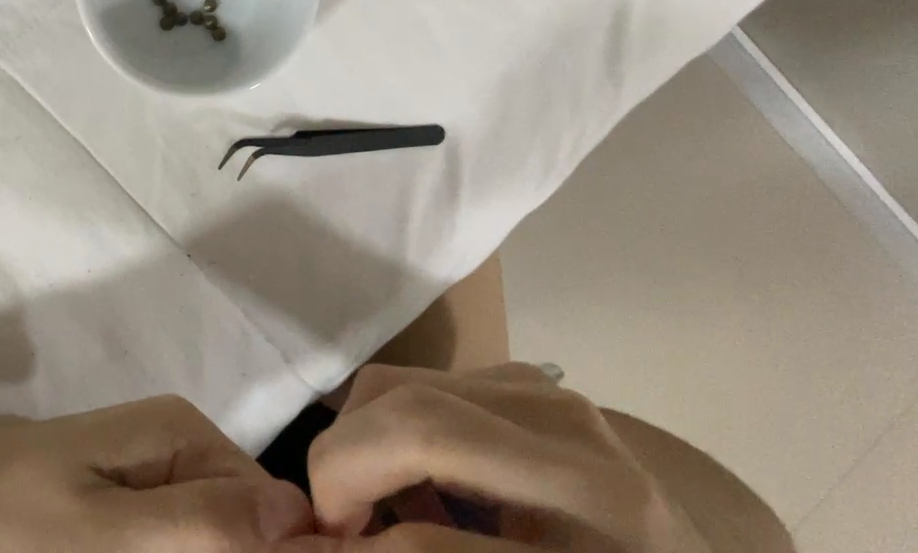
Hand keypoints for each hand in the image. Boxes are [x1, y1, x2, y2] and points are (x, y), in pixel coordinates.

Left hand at [0, 395, 336, 551]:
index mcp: (182, 431)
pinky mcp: (129, 496)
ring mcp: (153, 468)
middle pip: (243, 522)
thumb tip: (301, 515)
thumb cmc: (11, 520)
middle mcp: (178, 440)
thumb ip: (202, 524)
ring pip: (209, 535)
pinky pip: (175, 536)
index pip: (275, 504)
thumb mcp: (109, 532)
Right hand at [306, 364, 713, 550]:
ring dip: (359, 449)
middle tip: (339, 529)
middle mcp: (564, 423)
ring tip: (378, 512)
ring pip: (392, 386)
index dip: (349, 486)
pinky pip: (413, 387)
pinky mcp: (519, 381)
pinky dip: (384, 435)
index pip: (430, 448)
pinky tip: (416, 490)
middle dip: (341, 466)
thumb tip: (323, 543)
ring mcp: (539, 390)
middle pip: (403, 407)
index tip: (326, 544)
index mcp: (594, 494)